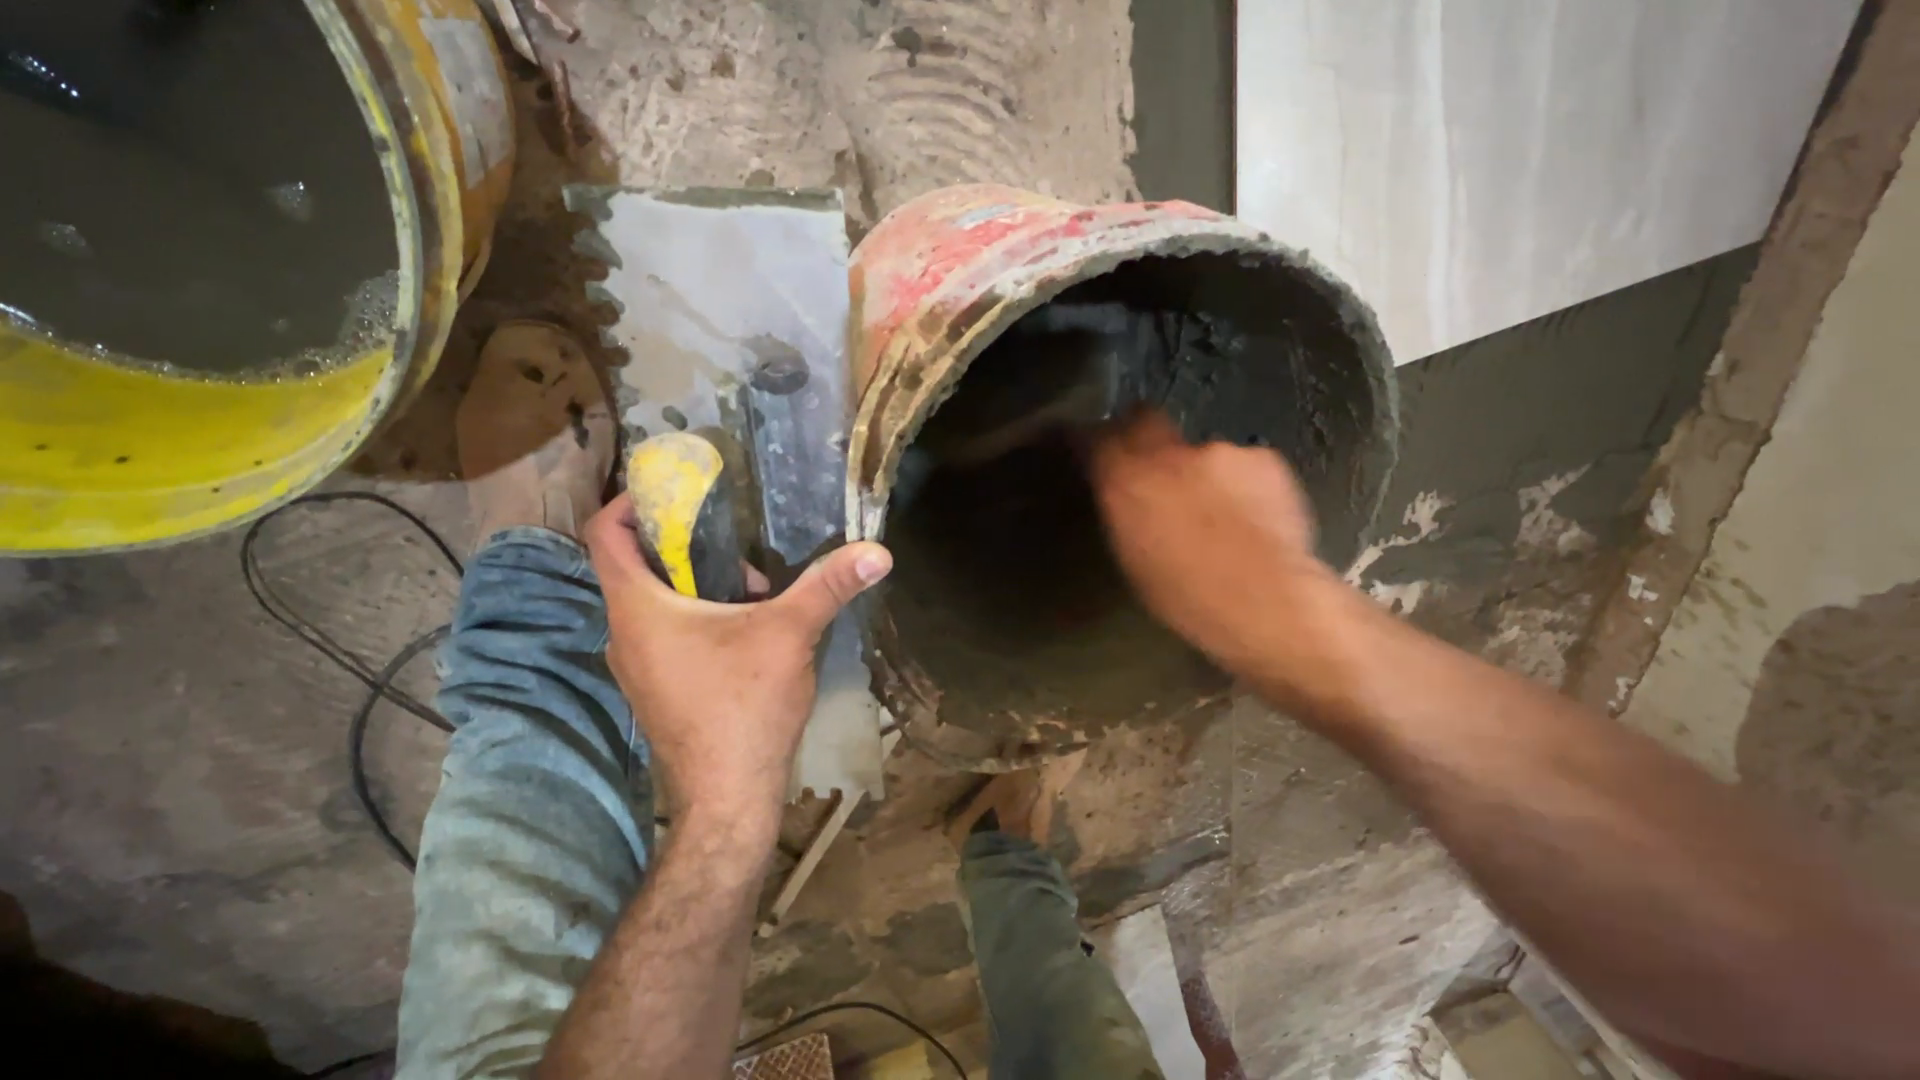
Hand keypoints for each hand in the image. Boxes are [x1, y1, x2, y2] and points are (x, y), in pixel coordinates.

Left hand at [584, 494, 891, 834]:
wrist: (727, 796)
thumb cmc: (744, 705)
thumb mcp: (789, 634)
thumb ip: (828, 586)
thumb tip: (879, 551)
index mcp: (637, 608)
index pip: (606, 534)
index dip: (631, 501)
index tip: (673, 487)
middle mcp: (623, 633)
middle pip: (633, 565)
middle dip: (683, 543)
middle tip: (733, 537)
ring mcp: (635, 667)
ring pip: (653, 603)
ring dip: (696, 584)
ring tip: (753, 589)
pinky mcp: (655, 690)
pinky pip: (664, 634)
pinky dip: (695, 617)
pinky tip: (745, 630)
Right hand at [1086, 411, 1345, 690]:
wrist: (1265, 600)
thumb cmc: (1186, 597)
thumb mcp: (1133, 558)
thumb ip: (1123, 511)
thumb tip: (1122, 494)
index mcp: (1124, 480)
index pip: (1092, 437)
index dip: (1090, 439)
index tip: (1088, 447)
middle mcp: (1167, 454)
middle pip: (1144, 418)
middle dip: (1141, 432)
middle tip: (1150, 465)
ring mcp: (1219, 450)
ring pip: (1201, 452)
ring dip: (1203, 473)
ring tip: (1220, 513)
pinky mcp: (1265, 458)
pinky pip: (1244, 464)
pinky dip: (1244, 483)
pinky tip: (1254, 516)